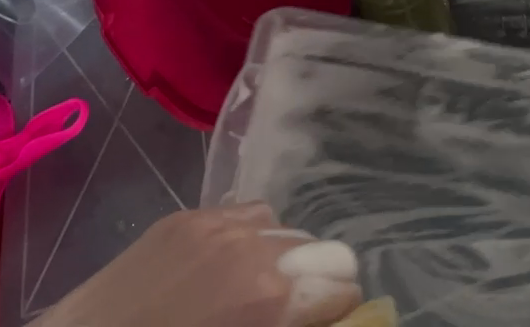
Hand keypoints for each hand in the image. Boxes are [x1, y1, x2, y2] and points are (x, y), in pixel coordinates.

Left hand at [32, 203, 363, 326]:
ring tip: (261, 290)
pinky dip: (252, 238)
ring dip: (286, 259)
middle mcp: (251, 246)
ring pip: (287, 228)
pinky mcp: (185, 216)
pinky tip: (230, 266)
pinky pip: (247, 213)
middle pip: (325, 251)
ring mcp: (216, 224)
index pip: (343, 288)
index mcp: (268, 294)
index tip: (330, 323)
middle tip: (297, 312)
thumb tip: (328, 314)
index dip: (342, 312)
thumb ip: (290, 326)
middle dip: (319, 284)